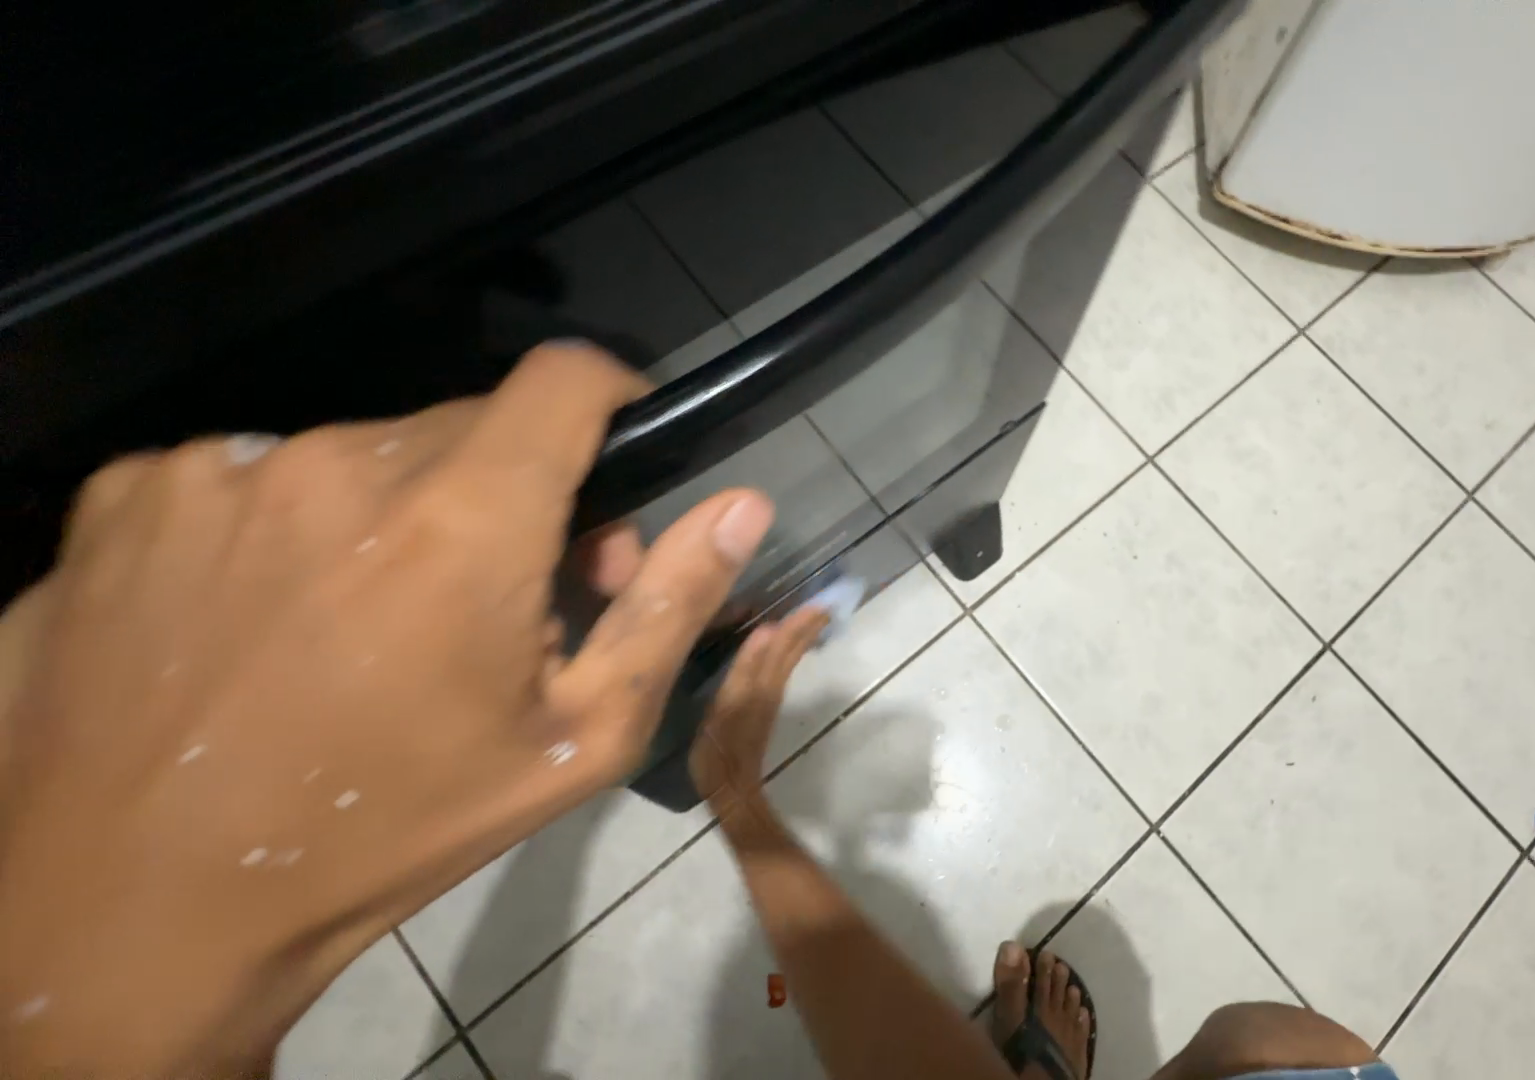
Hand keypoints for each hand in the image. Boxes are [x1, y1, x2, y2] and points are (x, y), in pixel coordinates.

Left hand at [0, 342, 773, 1075]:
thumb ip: (671, 604)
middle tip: (516, 593)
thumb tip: (744, 506)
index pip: (565, 379)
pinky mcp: (128, 495)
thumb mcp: (584, 735)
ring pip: (377, 450)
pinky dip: (311, 521)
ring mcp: (219, 473)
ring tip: (391, 620)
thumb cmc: (403, 824)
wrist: (135, 913)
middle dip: (525, 488)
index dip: (611, 396)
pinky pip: (271, 472)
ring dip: (416, 508)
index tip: (617, 452)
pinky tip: (284, 617)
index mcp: (463, 522)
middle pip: (478, 426)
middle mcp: (338, 465)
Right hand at [690, 606, 830, 818]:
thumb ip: (747, 667)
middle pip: (791, 650)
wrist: (729, 787)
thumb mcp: (728, 704)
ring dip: (799, 638)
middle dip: (806, 626)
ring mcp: (766, 697)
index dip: (800, 621)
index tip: (820, 600)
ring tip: (810, 620)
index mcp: (763, 681)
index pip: (786, 643)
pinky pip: (778, 670)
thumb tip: (769, 629)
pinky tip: (780, 652)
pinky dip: (785, 655)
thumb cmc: (721, 747)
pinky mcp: (759, 708)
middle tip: (824, 604)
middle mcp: (770, 685)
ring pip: (787, 660)